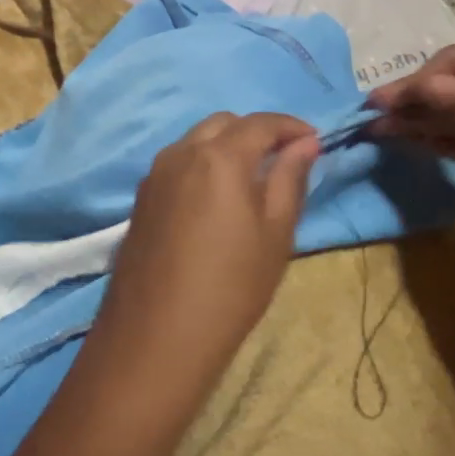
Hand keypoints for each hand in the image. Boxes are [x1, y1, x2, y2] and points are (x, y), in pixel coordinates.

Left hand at [97, 113, 319, 365]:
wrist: (157, 333)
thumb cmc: (232, 286)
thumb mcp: (276, 233)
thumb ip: (290, 179)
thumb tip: (304, 143)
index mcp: (219, 156)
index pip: (261, 122)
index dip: (291, 127)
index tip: (314, 141)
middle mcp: (181, 152)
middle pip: (223, 124)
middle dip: (255, 132)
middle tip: (283, 161)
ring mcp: (154, 174)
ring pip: (195, 141)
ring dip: (225, 147)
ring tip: (251, 180)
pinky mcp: (141, 198)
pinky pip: (176, 164)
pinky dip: (201, 165)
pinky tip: (215, 199)